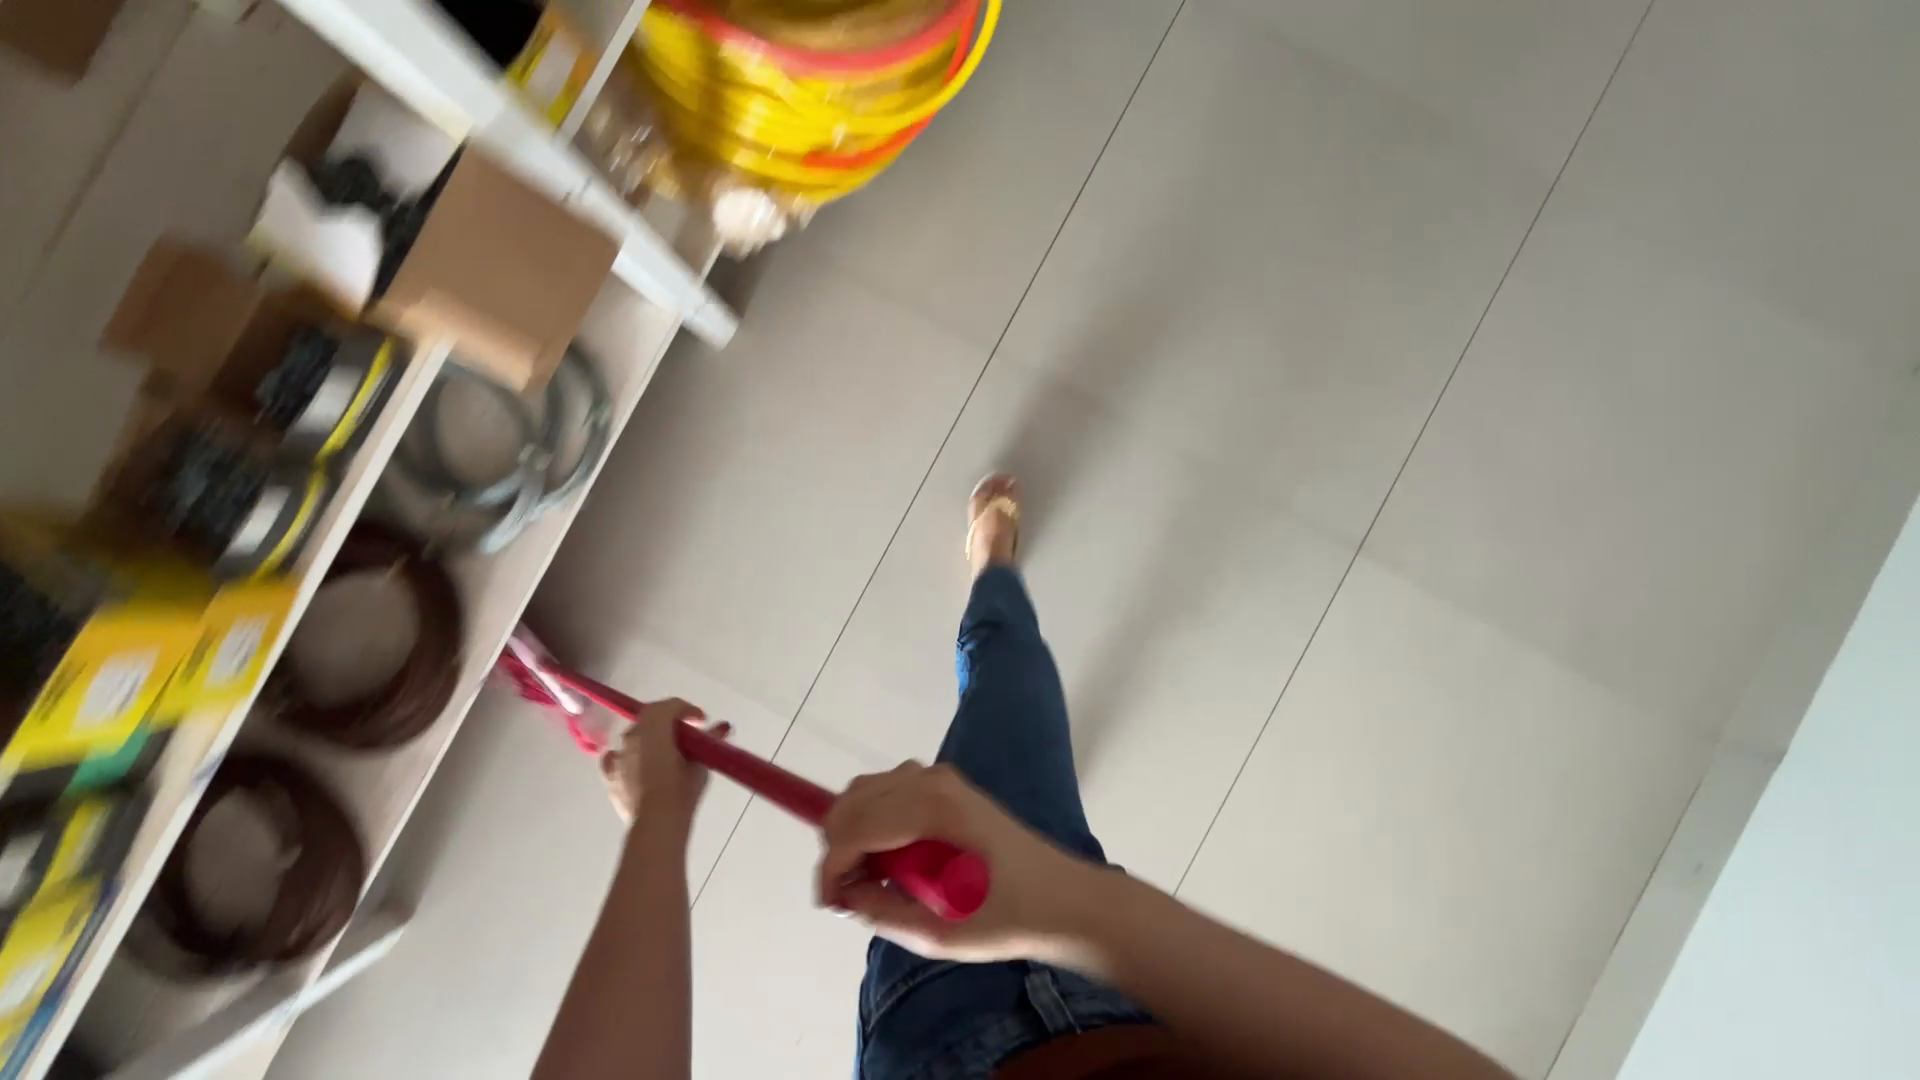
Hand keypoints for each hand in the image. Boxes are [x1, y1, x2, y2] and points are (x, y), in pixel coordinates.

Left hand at [599, 698, 728, 826]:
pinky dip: (627, 757)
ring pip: (634, 737)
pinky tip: (636, 765)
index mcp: (653, 727)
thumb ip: (710, 741)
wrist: (656, 824)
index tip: (702, 722)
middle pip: (650, 718)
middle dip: (669, 722)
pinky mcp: (609, 777)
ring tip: (665, 754)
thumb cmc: (681, 790)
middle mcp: (631, 736)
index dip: (687, 709)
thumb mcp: (701, 763)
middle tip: (686, 736)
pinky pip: (615, 758)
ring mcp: (617, 756)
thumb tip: (724, 727)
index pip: (670, 705)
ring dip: (650, 739)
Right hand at [815, 762, 1103, 963]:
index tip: (830, 905)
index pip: (854, 826)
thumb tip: (844, 894)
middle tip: (847, 893)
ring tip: (869, 879)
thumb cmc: (1007, 919)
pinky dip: (875, 819)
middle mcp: (932, 781)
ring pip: (868, 790)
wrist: (1063, 898)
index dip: (831, 867)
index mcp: (932, 810)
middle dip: (838, 845)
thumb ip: (881, 910)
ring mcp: (941, 777)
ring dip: (854, 829)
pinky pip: (890, 791)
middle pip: (854, 799)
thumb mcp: (938, 933)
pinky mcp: (948, 785)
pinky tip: (891, 859)